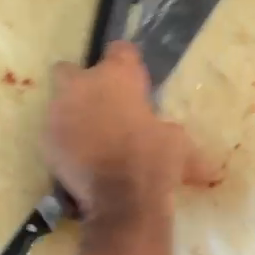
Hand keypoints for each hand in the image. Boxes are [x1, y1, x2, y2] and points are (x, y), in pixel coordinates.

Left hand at [44, 43, 214, 221]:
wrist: (123, 202)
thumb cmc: (155, 165)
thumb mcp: (181, 150)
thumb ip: (178, 141)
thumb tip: (207, 166)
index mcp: (117, 77)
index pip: (122, 52)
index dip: (130, 68)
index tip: (137, 86)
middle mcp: (82, 85)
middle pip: (73, 70)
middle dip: (84, 86)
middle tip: (103, 111)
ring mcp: (59, 112)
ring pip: (62, 105)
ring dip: (75, 118)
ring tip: (95, 145)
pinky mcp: (47, 142)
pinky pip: (56, 137)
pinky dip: (68, 147)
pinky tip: (84, 165)